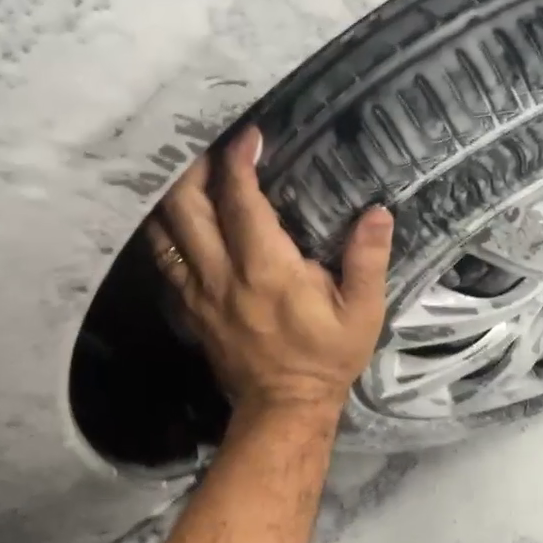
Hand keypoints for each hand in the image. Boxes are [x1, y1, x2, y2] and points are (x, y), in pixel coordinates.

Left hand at [146, 127, 393, 420]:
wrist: (284, 406)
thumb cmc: (327, 357)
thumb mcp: (363, 312)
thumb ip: (368, 260)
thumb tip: (378, 212)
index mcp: (266, 269)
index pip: (241, 201)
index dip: (239, 163)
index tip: (249, 135)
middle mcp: (222, 274)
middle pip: (186, 207)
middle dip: (195, 168)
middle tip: (210, 145)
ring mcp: (197, 293)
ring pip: (165, 231)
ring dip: (172, 196)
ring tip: (188, 172)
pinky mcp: (188, 309)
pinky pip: (164, 261)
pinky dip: (165, 232)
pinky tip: (177, 221)